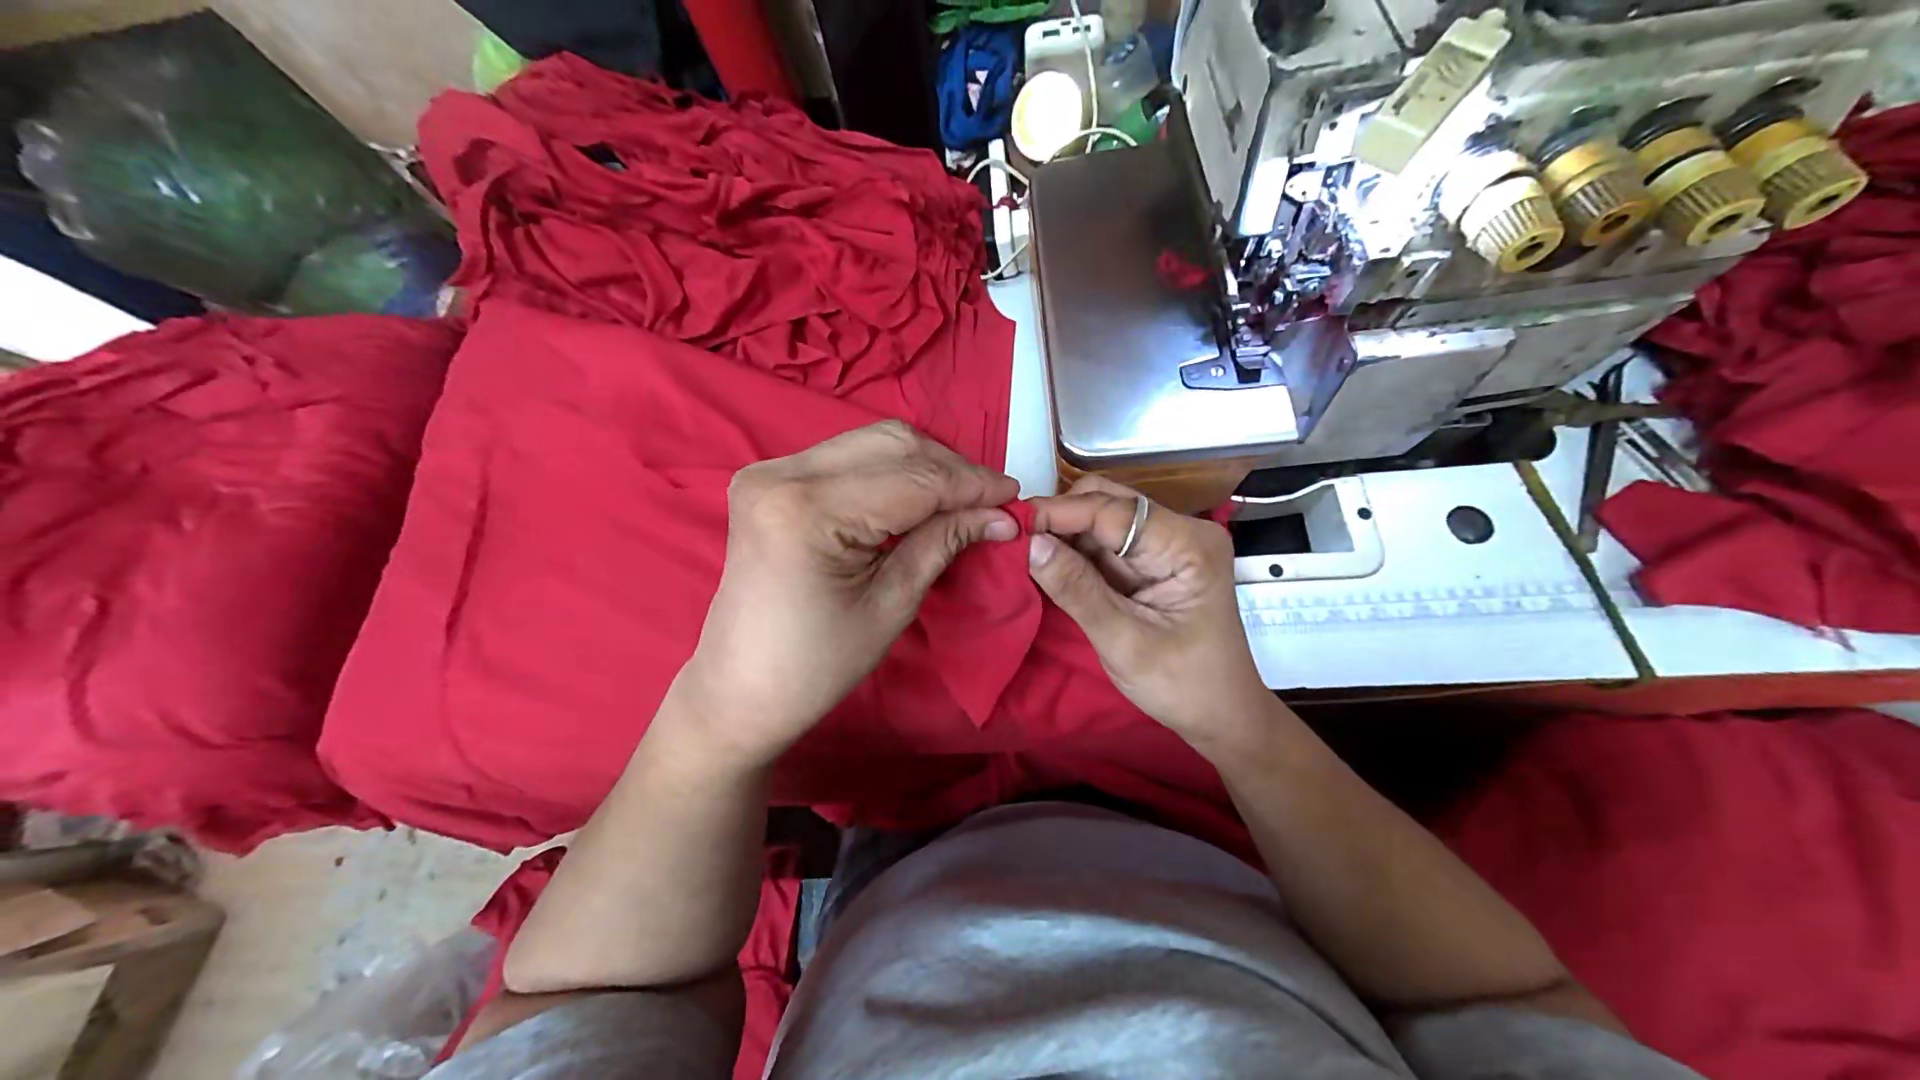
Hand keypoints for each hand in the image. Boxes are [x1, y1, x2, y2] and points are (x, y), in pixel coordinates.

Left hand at [674, 421, 1019, 768]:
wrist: (740, 687)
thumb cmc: (816, 665)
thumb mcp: (891, 604)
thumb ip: (943, 542)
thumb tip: (1000, 515)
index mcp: (806, 510)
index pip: (912, 479)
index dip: (970, 486)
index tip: (1014, 497)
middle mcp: (781, 474)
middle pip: (891, 443)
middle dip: (951, 469)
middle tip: (992, 501)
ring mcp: (769, 471)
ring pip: (871, 442)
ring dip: (924, 465)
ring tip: (963, 499)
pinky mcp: (770, 479)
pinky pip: (848, 456)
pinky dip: (891, 470)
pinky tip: (920, 495)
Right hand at [1026, 476, 1274, 751]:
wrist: (1220, 715)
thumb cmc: (1182, 686)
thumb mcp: (1123, 642)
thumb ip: (1076, 590)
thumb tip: (1030, 544)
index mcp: (1187, 545)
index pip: (1112, 512)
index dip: (1059, 513)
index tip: (1013, 525)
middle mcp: (1181, 531)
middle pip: (1108, 502)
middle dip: (1060, 517)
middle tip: (1015, 541)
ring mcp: (1168, 543)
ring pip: (1103, 518)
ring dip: (1064, 532)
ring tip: (1024, 551)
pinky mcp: (1154, 560)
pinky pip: (1107, 542)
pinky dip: (1075, 550)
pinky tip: (1049, 562)